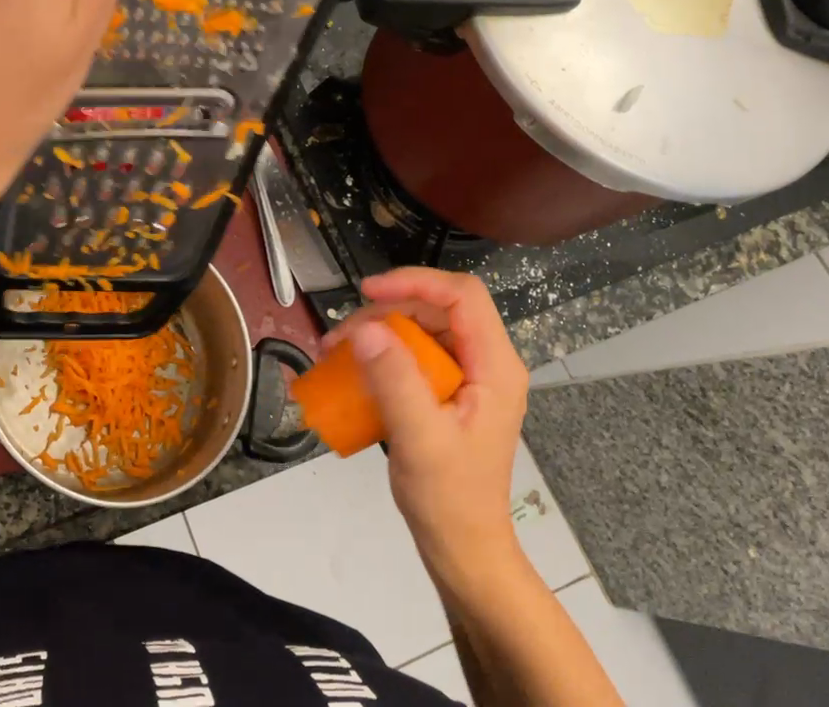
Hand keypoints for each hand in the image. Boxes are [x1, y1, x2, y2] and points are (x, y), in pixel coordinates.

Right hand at [320, 268, 529, 591]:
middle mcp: (486, 363)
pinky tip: (349, 372)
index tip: (366, 294)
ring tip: (333, 354)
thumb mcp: (419, 438)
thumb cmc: (448, 497)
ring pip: (420, 328)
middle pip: (435, 308)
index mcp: (495, 367)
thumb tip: (365, 329)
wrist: (461, 545)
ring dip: (376, 333)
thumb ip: (395, 381)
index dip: (414, 283)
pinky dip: (379, 355)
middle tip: (338, 339)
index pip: (461, 296)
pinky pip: (412, 354)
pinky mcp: (447, 392)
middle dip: (384, 313)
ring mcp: (467, 378)